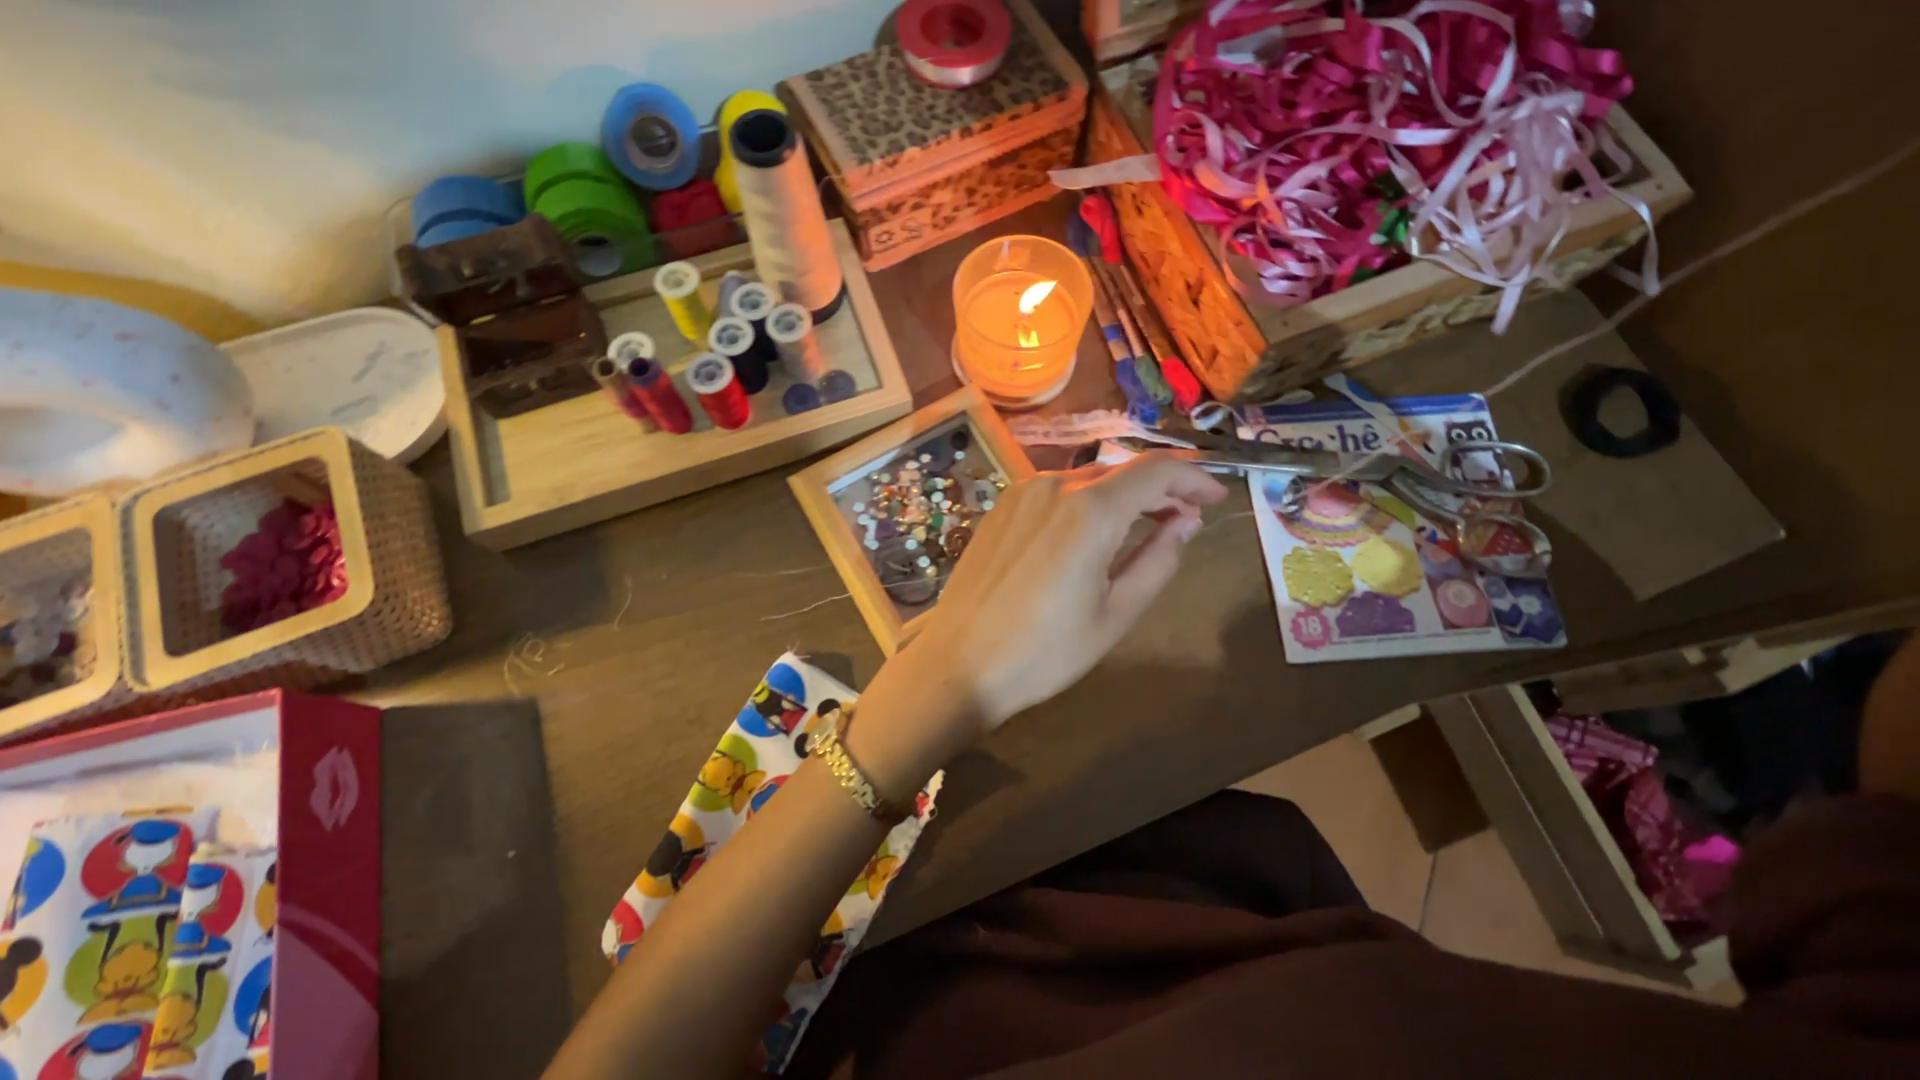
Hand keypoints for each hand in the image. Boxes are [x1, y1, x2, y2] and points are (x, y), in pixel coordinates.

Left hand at [896, 451, 1227, 732]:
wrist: (960, 664)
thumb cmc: (1044, 651)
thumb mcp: (1116, 614)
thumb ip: (1159, 560)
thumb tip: (1186, 522)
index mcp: (1089, 511)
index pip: (1157, 470)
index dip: (1195, 477)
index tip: (1217, 497)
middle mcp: (1054, 486)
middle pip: (1122, 471)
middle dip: (1162, 489)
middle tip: (1186, 520)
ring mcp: (1022, 493)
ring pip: (1089, 480)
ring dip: (1123, 495)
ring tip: (1145, 527)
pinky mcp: (1001, 507)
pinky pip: (1057, 492)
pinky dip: (1087, 502)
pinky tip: (1093, 532)